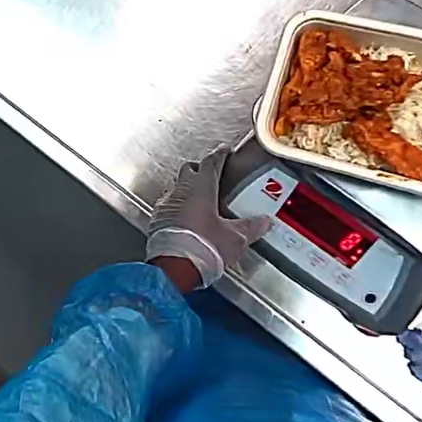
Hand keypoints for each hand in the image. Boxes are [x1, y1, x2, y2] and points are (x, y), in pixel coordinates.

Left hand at [145, 147, 272, 288]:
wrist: (174, 269)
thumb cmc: (203, 248)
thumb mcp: (235, 238)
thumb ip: (251, 227)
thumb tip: (264, 222)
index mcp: (201, 188)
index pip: (211, 162)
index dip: (219, 155)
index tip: (224, 151)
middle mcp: (180, 191)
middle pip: (190, 170)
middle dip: (200, 169)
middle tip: (212, 175)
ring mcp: (166, 205)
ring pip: (176, 188)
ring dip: (187, 190)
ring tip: (200, 201)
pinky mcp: (157, 220)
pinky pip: (168, 206)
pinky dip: (177, 208)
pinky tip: (185, 219)